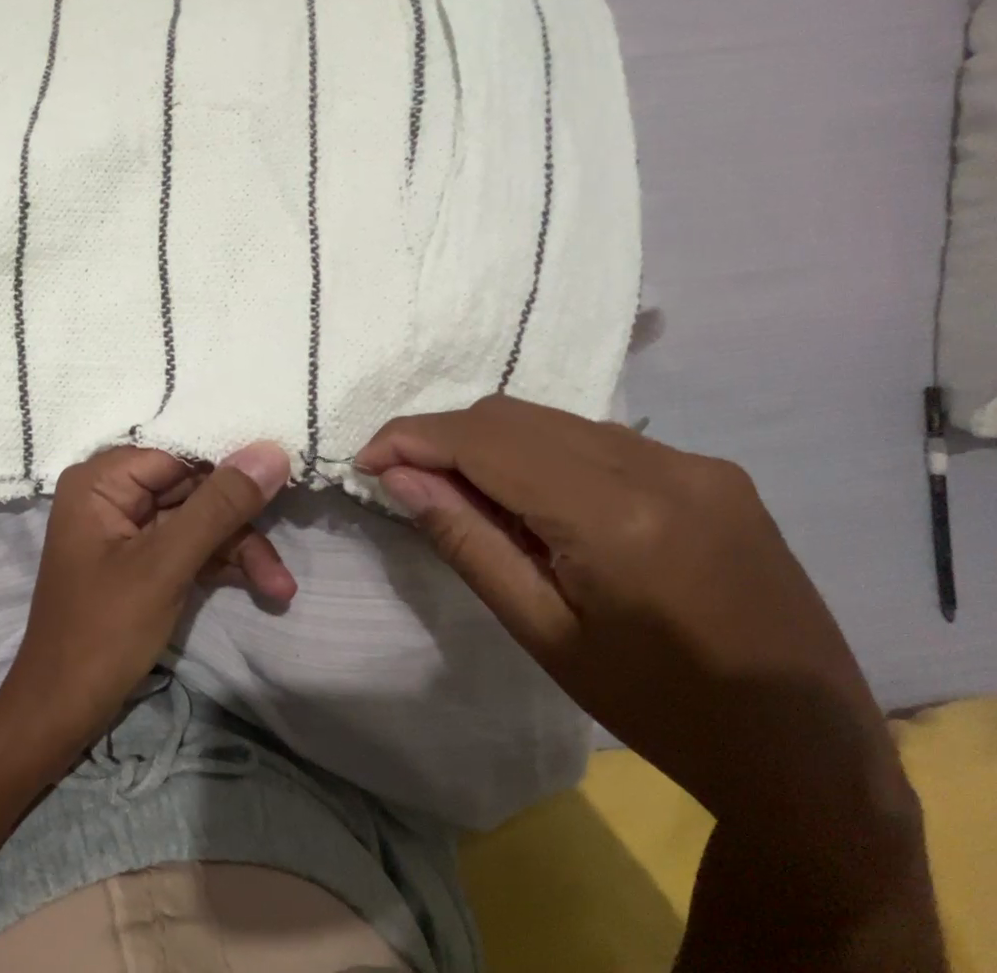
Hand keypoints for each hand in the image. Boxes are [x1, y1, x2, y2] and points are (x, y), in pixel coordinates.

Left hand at [0, 443, 294, 767]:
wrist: (63, 706)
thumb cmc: (103, 630)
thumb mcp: (164, 565)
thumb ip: (218, 506)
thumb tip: (271, 450)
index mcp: (100, 482)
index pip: (179, 453)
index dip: (232, 467)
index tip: (288, 479)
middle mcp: (111, 496)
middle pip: (194, 488)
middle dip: (241, 523)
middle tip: (285, 555)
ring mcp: (127, 531)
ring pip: (199, 521)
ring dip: (240, 552)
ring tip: (281, 588)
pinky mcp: (142, 563)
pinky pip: (191, 548)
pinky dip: (224, 566)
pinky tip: (265, 589)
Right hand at [354, 397, 912, 841]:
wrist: (803, 749)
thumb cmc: (656, 707)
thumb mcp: (542, 632)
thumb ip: (467, 541)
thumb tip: (399, 478)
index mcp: (616, 514)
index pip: (486, 440)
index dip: (412, 437)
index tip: (363, 461)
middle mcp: (661, 465)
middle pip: (516, 416)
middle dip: (444, 438)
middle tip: (402, 484)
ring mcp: (696, 463)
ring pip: (556, 421)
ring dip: (491, 446)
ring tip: (463, 501)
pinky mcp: (714, 475)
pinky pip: (600, 441)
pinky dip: (543, 457)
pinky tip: (534, 507)